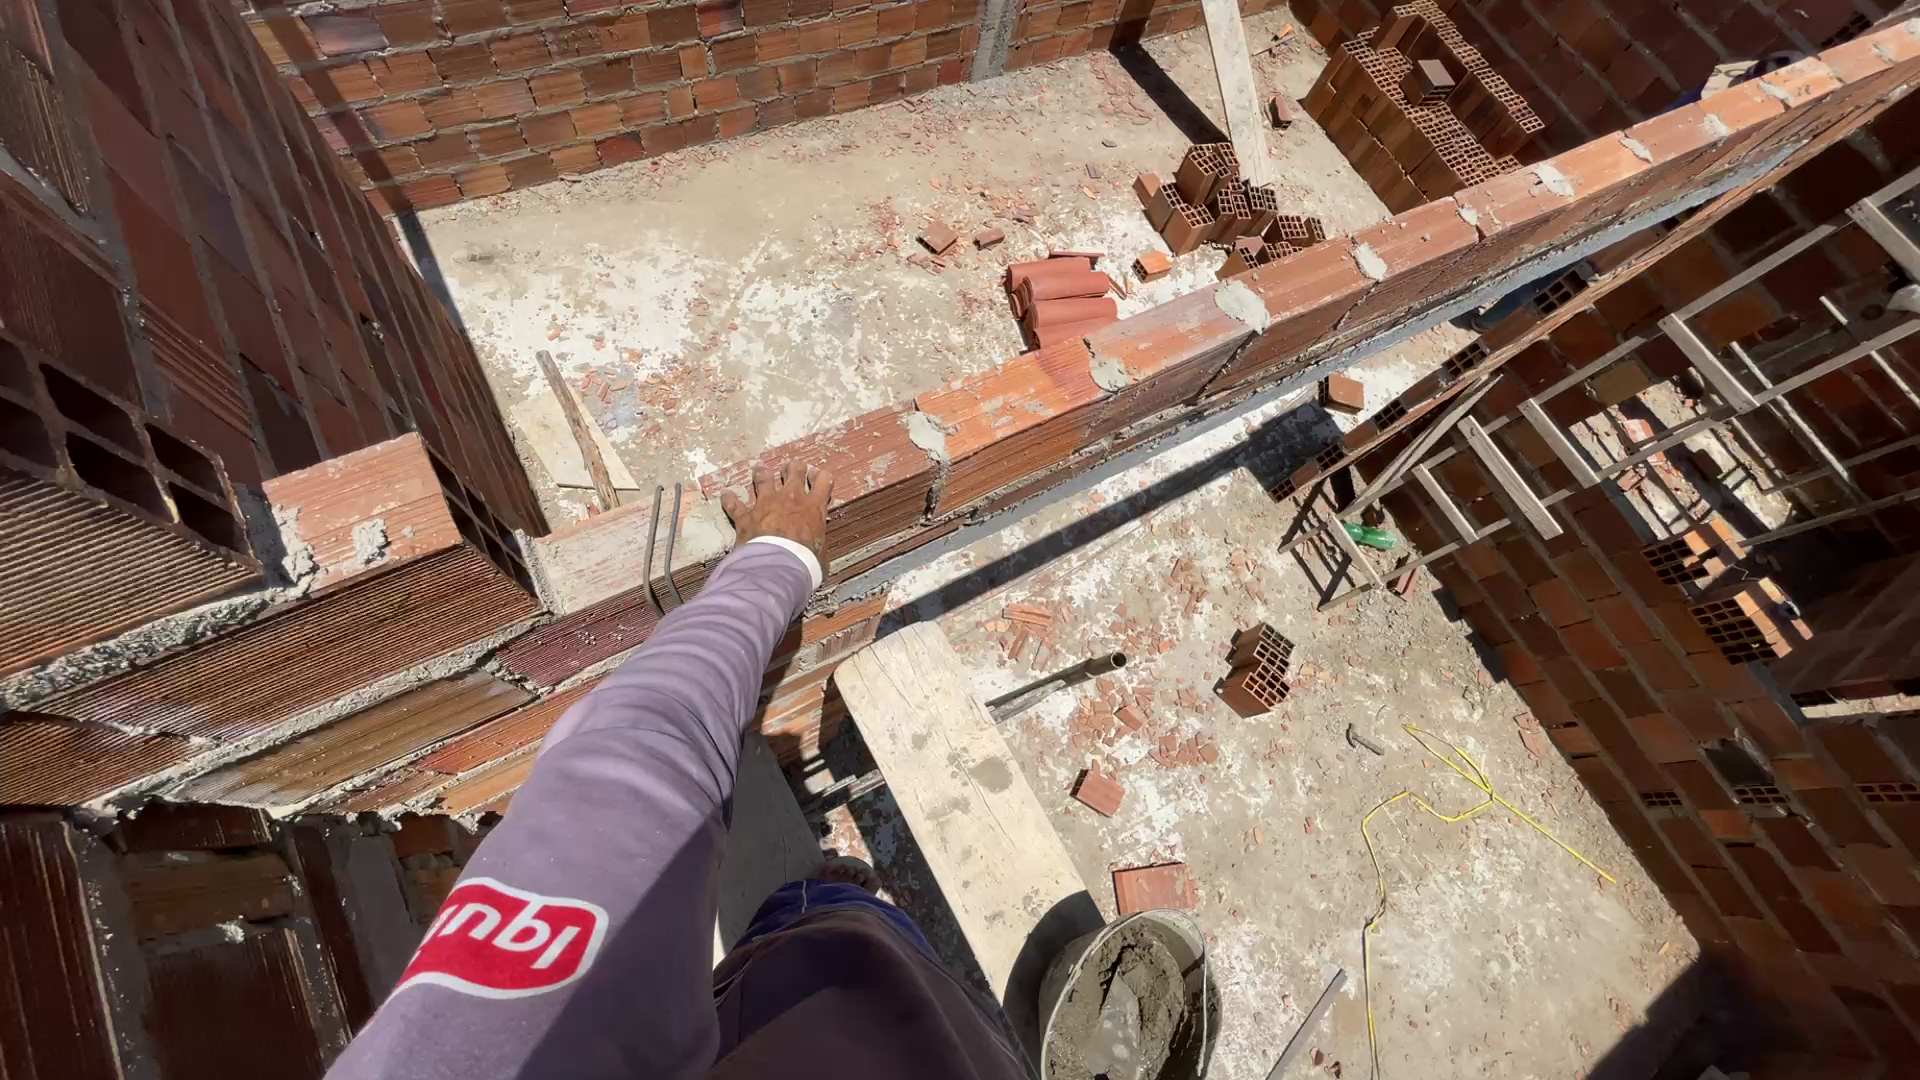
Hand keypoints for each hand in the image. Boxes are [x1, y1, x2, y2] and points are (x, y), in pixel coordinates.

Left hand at [720, 462, 833, 565]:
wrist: (779, 565)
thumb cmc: (805, 560)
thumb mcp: (821, 553)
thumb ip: (818, 546)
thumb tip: (816, 557)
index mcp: (813, 508)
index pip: (823, 481)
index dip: (820, 476)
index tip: (817, 476)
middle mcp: (791, 499)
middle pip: (794, 471)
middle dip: (794, 467)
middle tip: (792, 466)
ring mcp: (766, 504)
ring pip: (764, 479)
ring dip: (763, 473)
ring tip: (761, 468)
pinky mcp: (747, 516)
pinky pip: (735, 504)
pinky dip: (730, 500)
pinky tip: (726, 495)